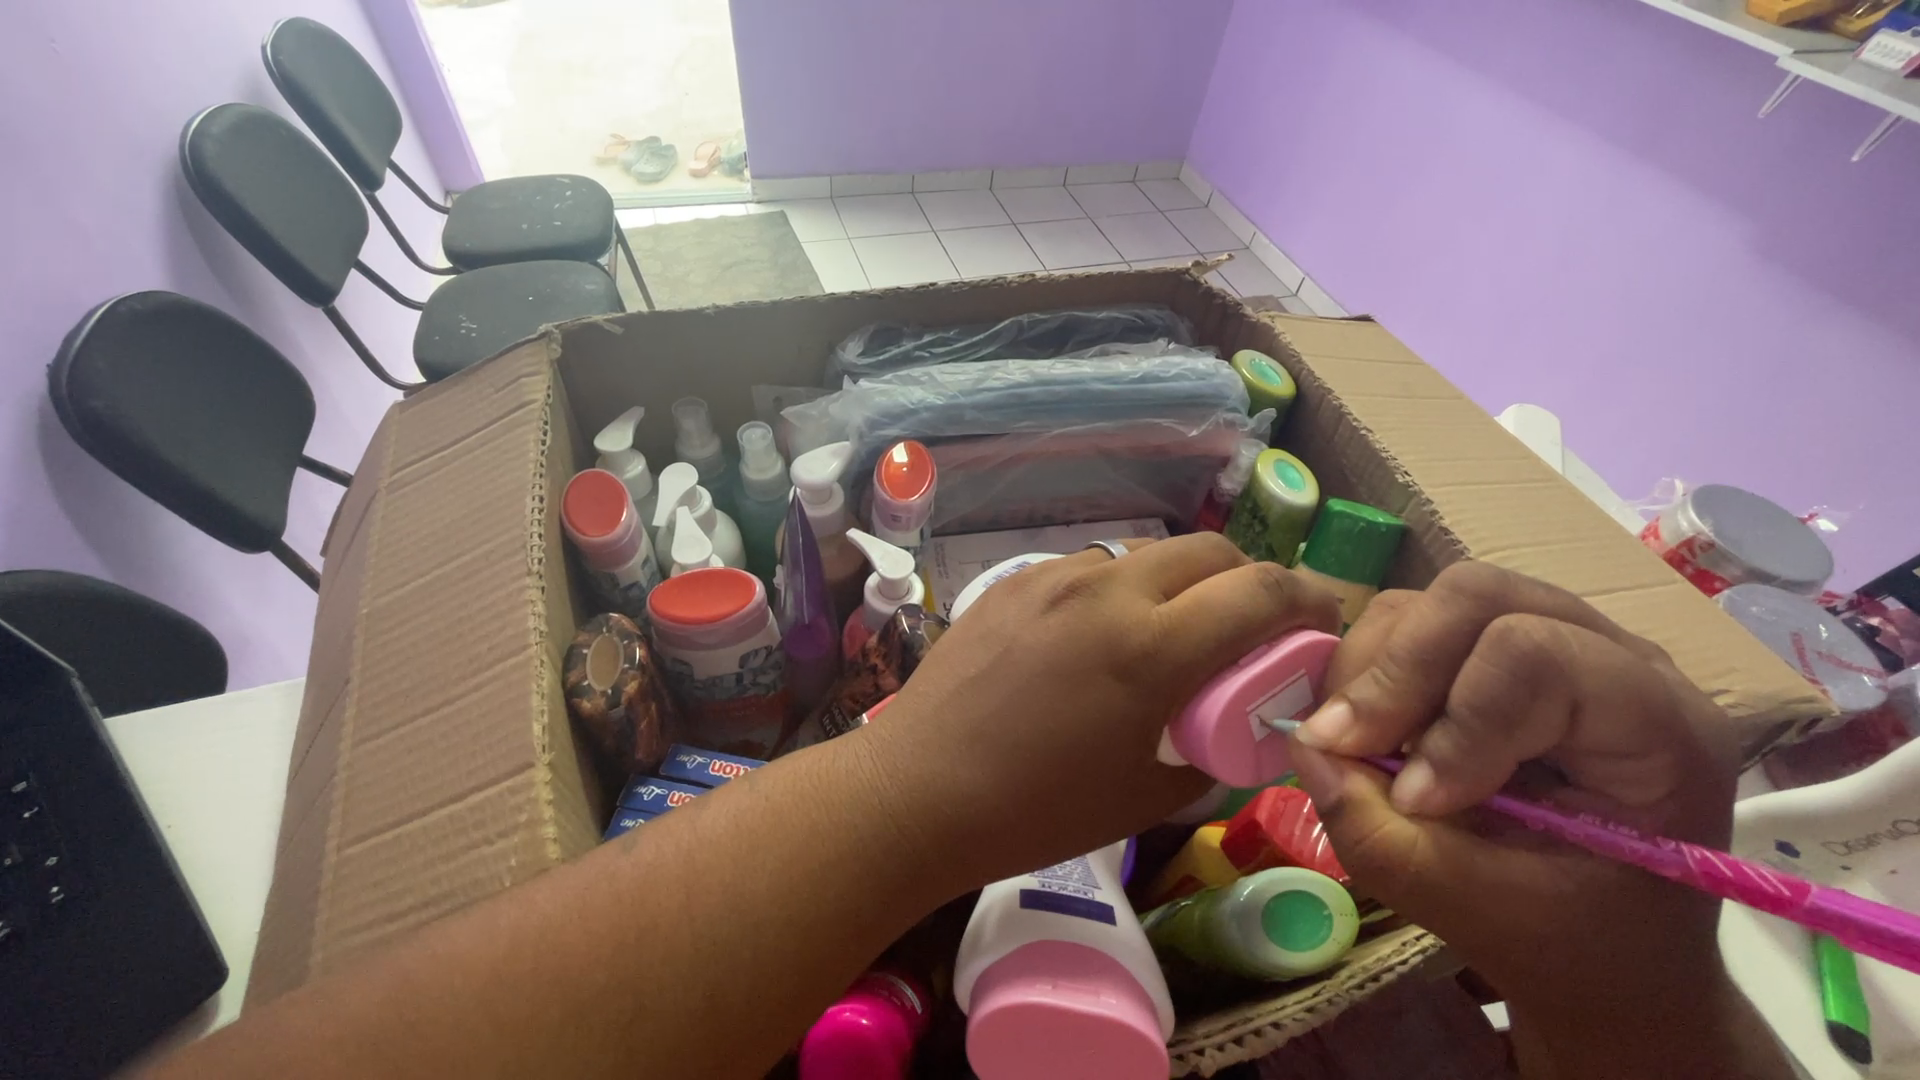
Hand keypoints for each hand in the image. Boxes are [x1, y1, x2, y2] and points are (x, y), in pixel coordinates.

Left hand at [848, 534, 1340, 889]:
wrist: (919, 791)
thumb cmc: (1037, 811)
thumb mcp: (1148, 794)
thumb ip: (1212, 745)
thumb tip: (1240, 718)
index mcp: (1151, 645)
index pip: (1262, 590)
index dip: (1310, 597)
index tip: (1323, 618)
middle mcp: (1107, 589)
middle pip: (1209, 550)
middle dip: (1248, 580)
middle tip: (1249, 627)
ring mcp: (1052, 576)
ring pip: (1145, 555)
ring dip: (1177, 583)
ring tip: (1166, 634)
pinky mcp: (1011, 582)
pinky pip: (1088, 569)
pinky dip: (1117, 591)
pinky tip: (1094, 638)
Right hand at [1288, 562, 1787, 1076]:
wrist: (1597, 947)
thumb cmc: (1571, 938)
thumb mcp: (1479, 912)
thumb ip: (1382, 836)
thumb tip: (1309, 750)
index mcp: (1656, 726)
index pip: (1534, 655)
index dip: (1455, 719)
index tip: (1412, 801)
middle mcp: (1610, 655)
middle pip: (1473, 597)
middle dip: (1393, 673)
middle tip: (1346, 746)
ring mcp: (1546, 639)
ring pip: (1427, 602)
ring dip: (1370, 671)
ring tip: (1360, 745)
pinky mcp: (1488, 646)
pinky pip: (1408, 622)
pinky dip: (1367, 670)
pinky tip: (1372, 730)